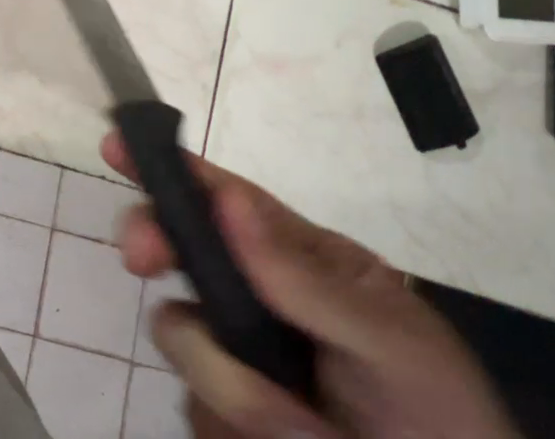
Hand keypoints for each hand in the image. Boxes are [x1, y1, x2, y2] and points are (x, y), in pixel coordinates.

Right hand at [99, 133, 519, 438]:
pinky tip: (283, 437)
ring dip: (234, 383)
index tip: (115, 145)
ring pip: (179, 335)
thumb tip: (228, 201)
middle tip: (143, 261)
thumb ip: (304, 280)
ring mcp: (230, 352)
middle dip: (155, 246)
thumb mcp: (390, 344)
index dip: (168, 167)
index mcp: (298, 261)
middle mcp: (252, 296)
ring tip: (305, 428)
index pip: (224, 199)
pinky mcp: (218, 408)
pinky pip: (195, 404)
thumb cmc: (438, 417)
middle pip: (174, 249)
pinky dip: (234, 425)